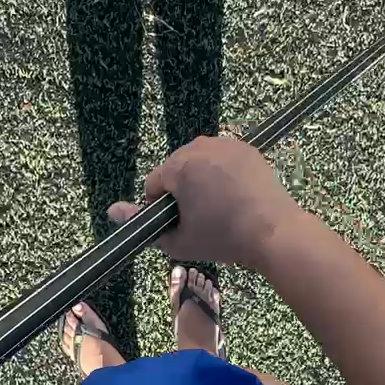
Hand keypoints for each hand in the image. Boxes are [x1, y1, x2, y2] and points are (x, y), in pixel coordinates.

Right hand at [106, 135, 310, 269]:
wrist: (272, 232)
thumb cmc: (222, 238)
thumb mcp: (177, 240)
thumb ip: (142, 225)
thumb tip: (111, 211)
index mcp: (179, 165)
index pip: (154, 184)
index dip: (160, 208)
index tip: (178, 225)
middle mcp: (201, 146)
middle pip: (177, 169)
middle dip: (182, 191)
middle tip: (200, 219)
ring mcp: (227, 144)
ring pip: (200, 163)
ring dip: (202, 181)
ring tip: (218, 209)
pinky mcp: (247, 149)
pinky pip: (223, 161)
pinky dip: (223, 175)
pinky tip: (234, 197)